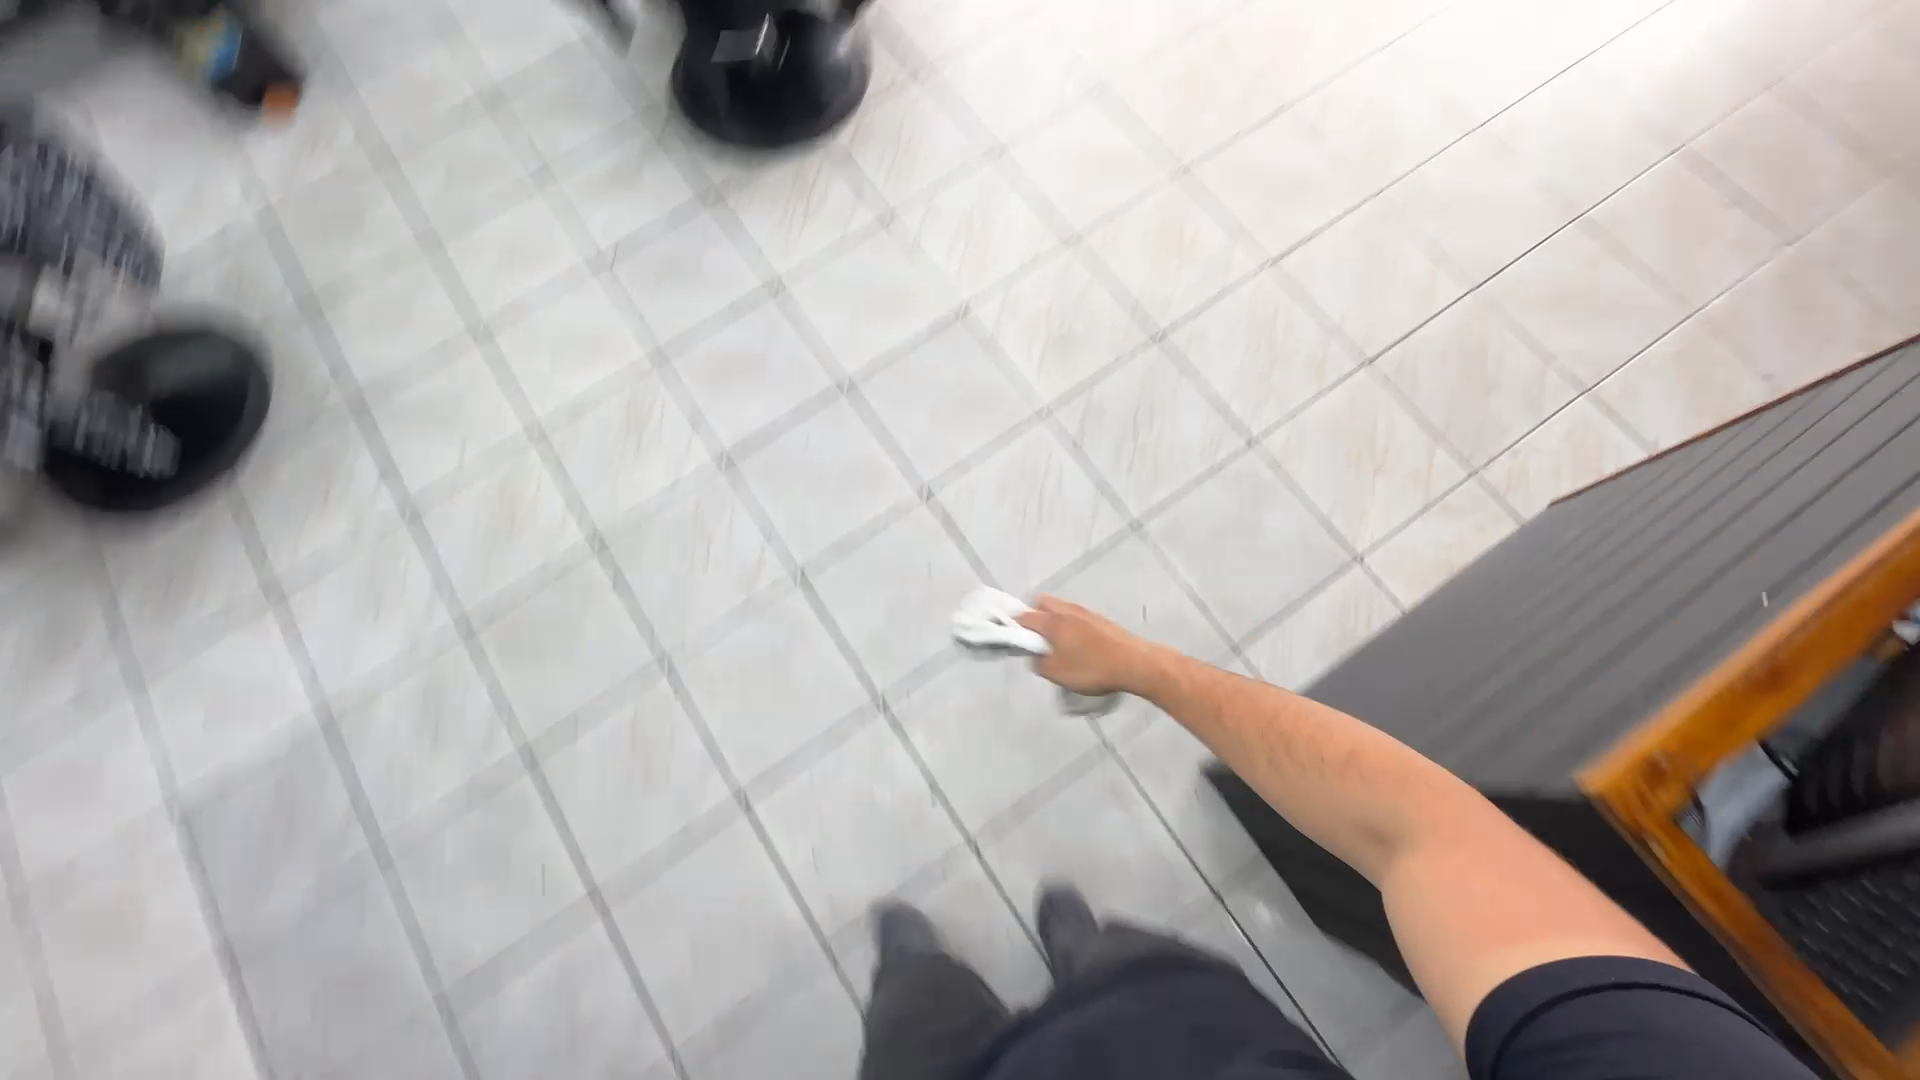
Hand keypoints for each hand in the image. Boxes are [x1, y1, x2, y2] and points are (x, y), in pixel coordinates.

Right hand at [1015, 595, 1158, 697]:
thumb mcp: (1057, 674)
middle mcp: (1067, 611)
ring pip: (1060, 607)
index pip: (1024, 616)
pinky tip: (1077, 644)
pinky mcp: (1100, 619)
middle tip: (1034, 637)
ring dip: (1053, 618)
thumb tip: (1035, 656)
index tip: (1012, 638)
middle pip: (1041, 602)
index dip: (1013, 626)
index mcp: (1053, 622)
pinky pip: (1075, 615)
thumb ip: (1039, 663)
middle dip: (1033, 615)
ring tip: (1057, 642)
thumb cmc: (1092, 669)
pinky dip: (1069, 623)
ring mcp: (1085, 612)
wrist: (1135, 663)